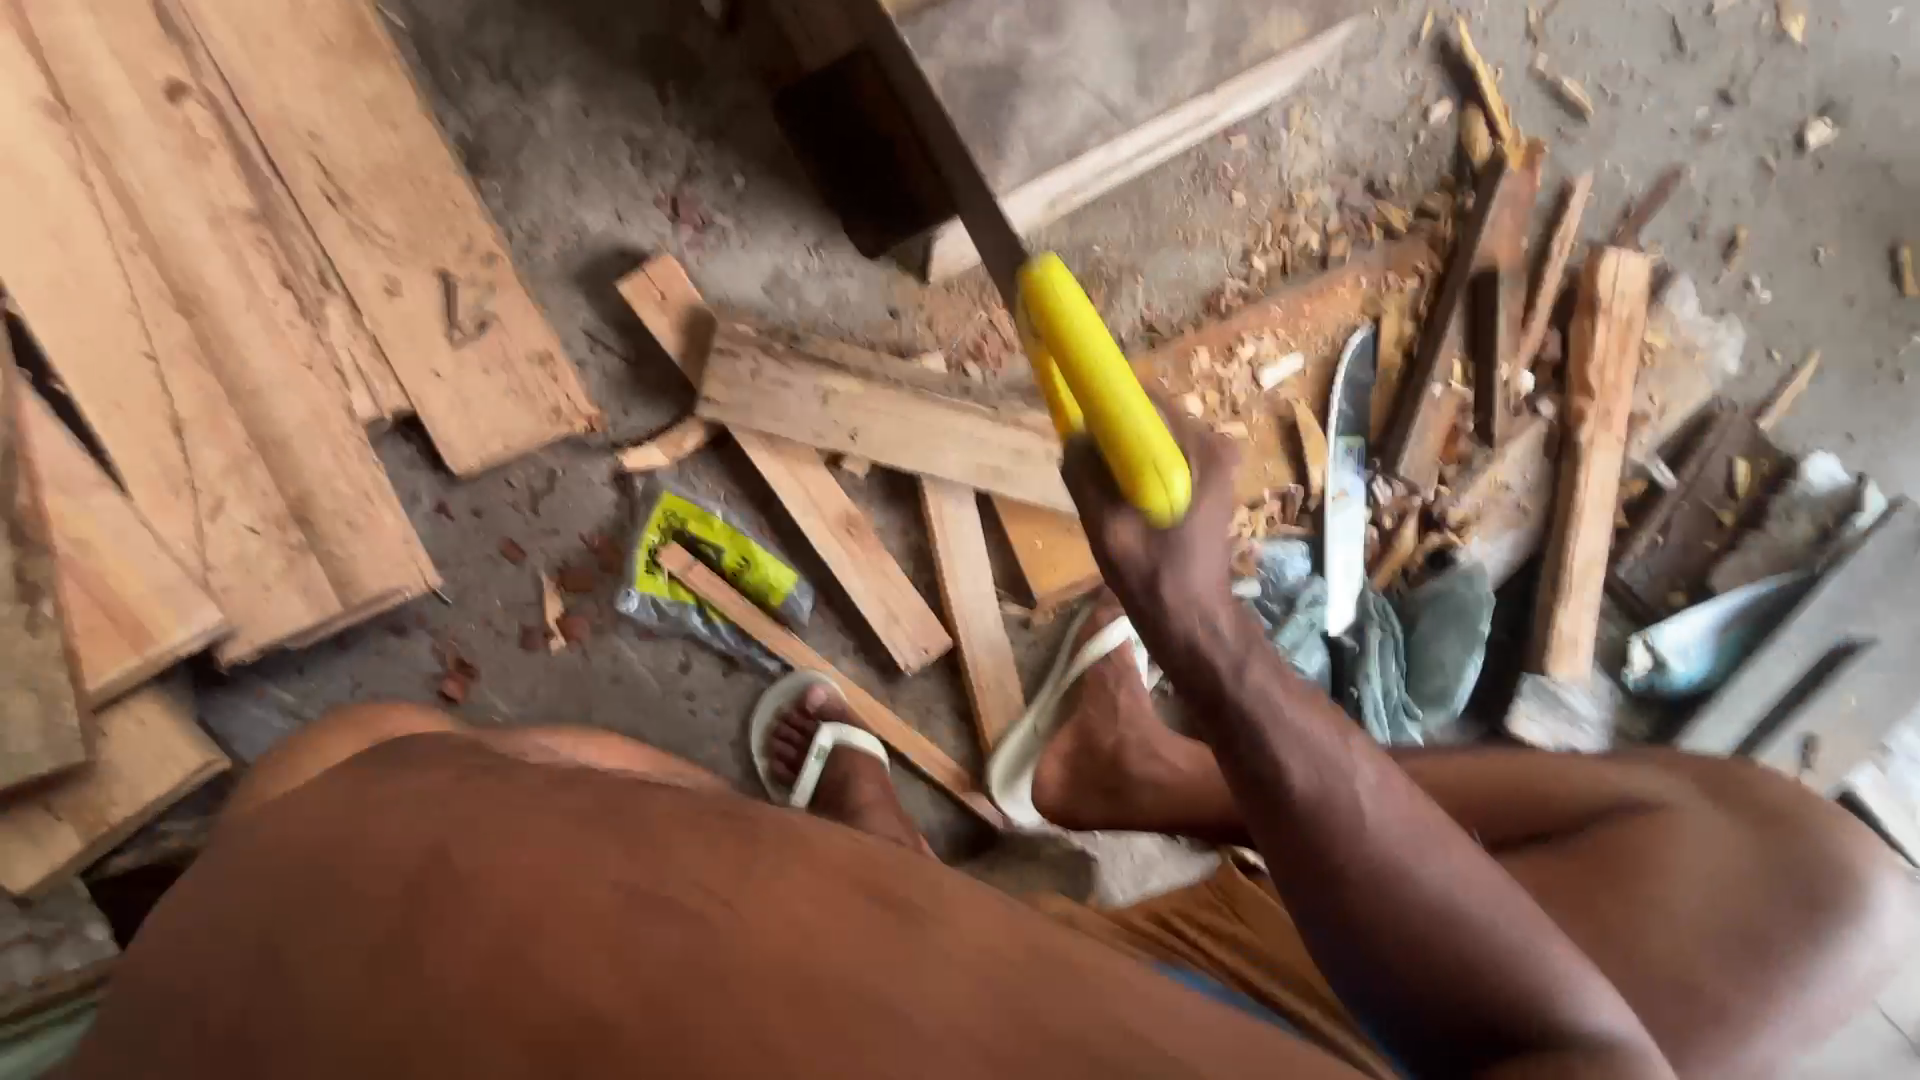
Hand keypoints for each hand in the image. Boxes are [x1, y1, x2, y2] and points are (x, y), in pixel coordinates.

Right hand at [1061, 408, 1241, 651]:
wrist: (1192, 620)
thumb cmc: (1154, 578)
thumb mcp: (1108, 530)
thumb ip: (1086, 480)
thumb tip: (1072, 440)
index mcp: (1201, 451)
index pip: (1148, 402)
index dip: (1108, 405)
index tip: (1078, 417)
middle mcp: (1215, 449)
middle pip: (1151, 420)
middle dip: (1114, 434)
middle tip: (1086, 464)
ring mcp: (1215, 467)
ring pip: (1154, 441)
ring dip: (1123, 457)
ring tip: (1101, 488)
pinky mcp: (1208, 485)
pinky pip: (1162, 460)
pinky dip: (1137, 471)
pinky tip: (1121, 502)